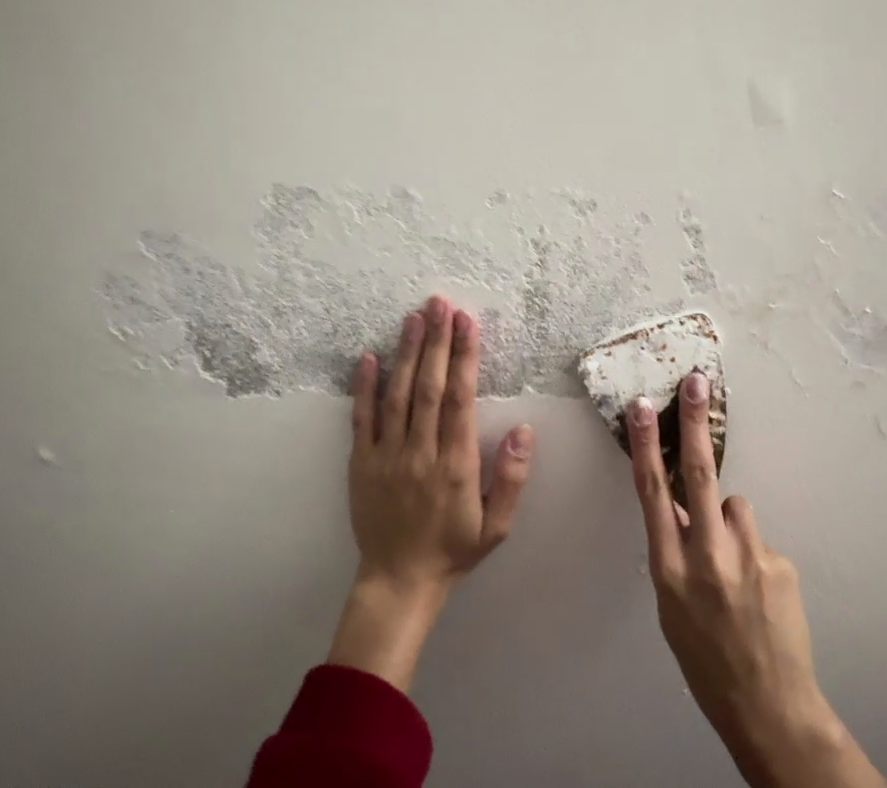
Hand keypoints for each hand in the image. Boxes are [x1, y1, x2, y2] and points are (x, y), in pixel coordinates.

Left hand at [326, 294, 533, 691]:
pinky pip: (362, 419)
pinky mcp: (362, 463)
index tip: (467, 324)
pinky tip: (369, 357)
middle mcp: (420, 453)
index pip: (460, 400)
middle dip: (436, 342)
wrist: (398, 582)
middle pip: (428, 387)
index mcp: (456, 465)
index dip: (464, 358)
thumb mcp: (496, 527)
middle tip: (440, 304)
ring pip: (397, 395)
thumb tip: (524, 431)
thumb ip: (511, 480)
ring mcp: (387, 456)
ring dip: (406, 354)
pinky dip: (364, 387)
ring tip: (414, 318)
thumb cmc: (453, 551)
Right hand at [627, 372, 886, 787]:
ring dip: (729, 522)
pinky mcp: (780, 563)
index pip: (652, 494)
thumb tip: (681, 513)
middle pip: (698, 473)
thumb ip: (673, 553)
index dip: (644, 446)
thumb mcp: (671, 607)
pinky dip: (753, 554)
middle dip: (694, 422)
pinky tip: (758, 593)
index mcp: (669, 569)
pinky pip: (758, 540)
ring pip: (735, 508)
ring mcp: (748, 557)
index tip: (642, 408)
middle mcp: (707, 555)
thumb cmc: (705, 659)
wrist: (767, 703)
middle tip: (697, 382)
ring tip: (735, 569)